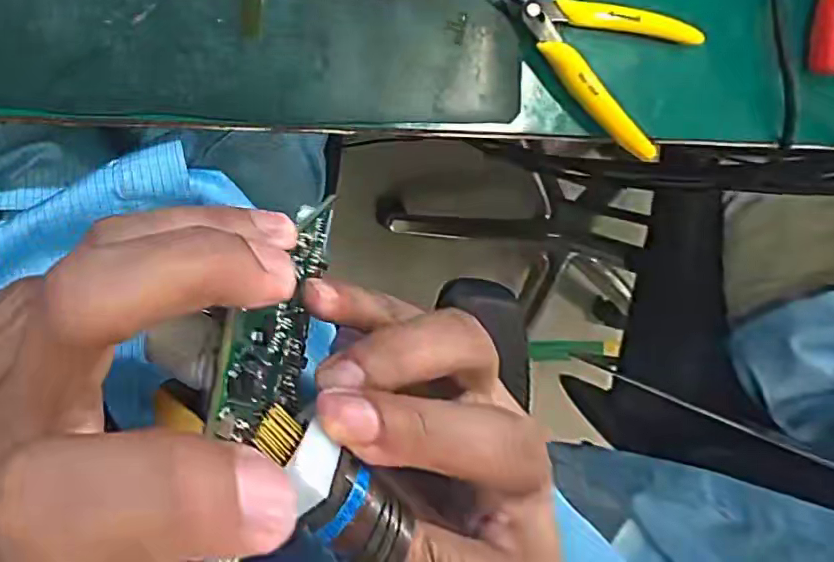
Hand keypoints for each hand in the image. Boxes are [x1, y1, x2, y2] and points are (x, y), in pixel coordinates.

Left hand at [0, 205, 305, 560]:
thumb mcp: (30, 554)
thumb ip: (129, 529)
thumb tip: (248, 506)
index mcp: (3, 496)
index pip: (73, 495)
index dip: (178, 496)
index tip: (273, 494)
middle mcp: (5, 391)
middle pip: (76, 307)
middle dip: (180, 274)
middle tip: (281, 277)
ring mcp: (6, 321)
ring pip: (90, 254)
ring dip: (186, 231)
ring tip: (272, 236)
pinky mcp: (14, 290)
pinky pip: (95, 250)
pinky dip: (163, 230)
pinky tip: (212, 230)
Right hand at [304, 277, 560, 561]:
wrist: (433, 534)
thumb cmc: (445, 552)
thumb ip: (395, 536)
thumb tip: (324, 480)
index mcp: (520, 483)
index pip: (497, 447)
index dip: (419, 434)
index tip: (346, 432)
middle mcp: (495, 415)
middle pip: (474, 361)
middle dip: (395, 366)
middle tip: (330, 392)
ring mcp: (450, 376)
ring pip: (438, 327)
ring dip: (371, 323)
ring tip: (316, 322)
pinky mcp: (401, 351)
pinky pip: (386, 312)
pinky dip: (349, 301)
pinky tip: (313, 297)